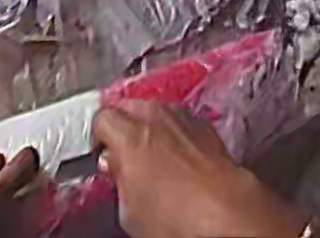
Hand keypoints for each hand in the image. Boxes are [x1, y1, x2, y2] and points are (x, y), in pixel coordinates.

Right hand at [92, 100, 307, 237]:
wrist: (221, 206)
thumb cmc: (172, 214)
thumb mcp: (128, 209)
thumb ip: (117, 177)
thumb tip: (114, 164)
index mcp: (130, 134)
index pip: (102, 117)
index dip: (98, 137)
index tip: (102, 155)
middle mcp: (155, 114)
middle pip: (127, 105)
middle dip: (121, 126)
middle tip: (122, 154)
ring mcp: (180, 113)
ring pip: (153, 107)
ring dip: (146, 124)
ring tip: (150, 154)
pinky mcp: (201, 121)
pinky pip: (176, 117)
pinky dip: (170, 129)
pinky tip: (175, 154)